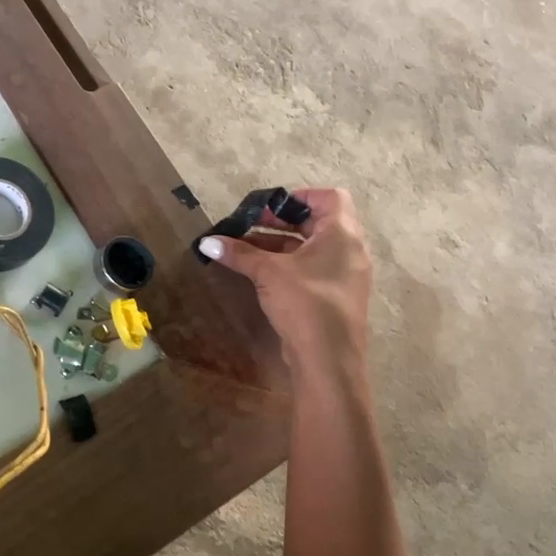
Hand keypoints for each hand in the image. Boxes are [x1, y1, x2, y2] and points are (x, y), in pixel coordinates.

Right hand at [198, 188, 372, 379]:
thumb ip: (239, 253)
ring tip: (245, 250)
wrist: (329, 359)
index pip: (330, 197)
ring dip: (279, 243)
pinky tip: (260, 273)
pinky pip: (312, 267)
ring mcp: (344, 274)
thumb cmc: (305, 303)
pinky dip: (287, 263)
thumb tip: (206, 242)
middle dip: (280, 221)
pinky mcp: (335, 295)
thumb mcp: (268, 272)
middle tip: (248, 225)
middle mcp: (350, 250)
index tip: (268, 207)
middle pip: (317, 221)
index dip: (299, 196)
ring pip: (311, 246)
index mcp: (342, 235)